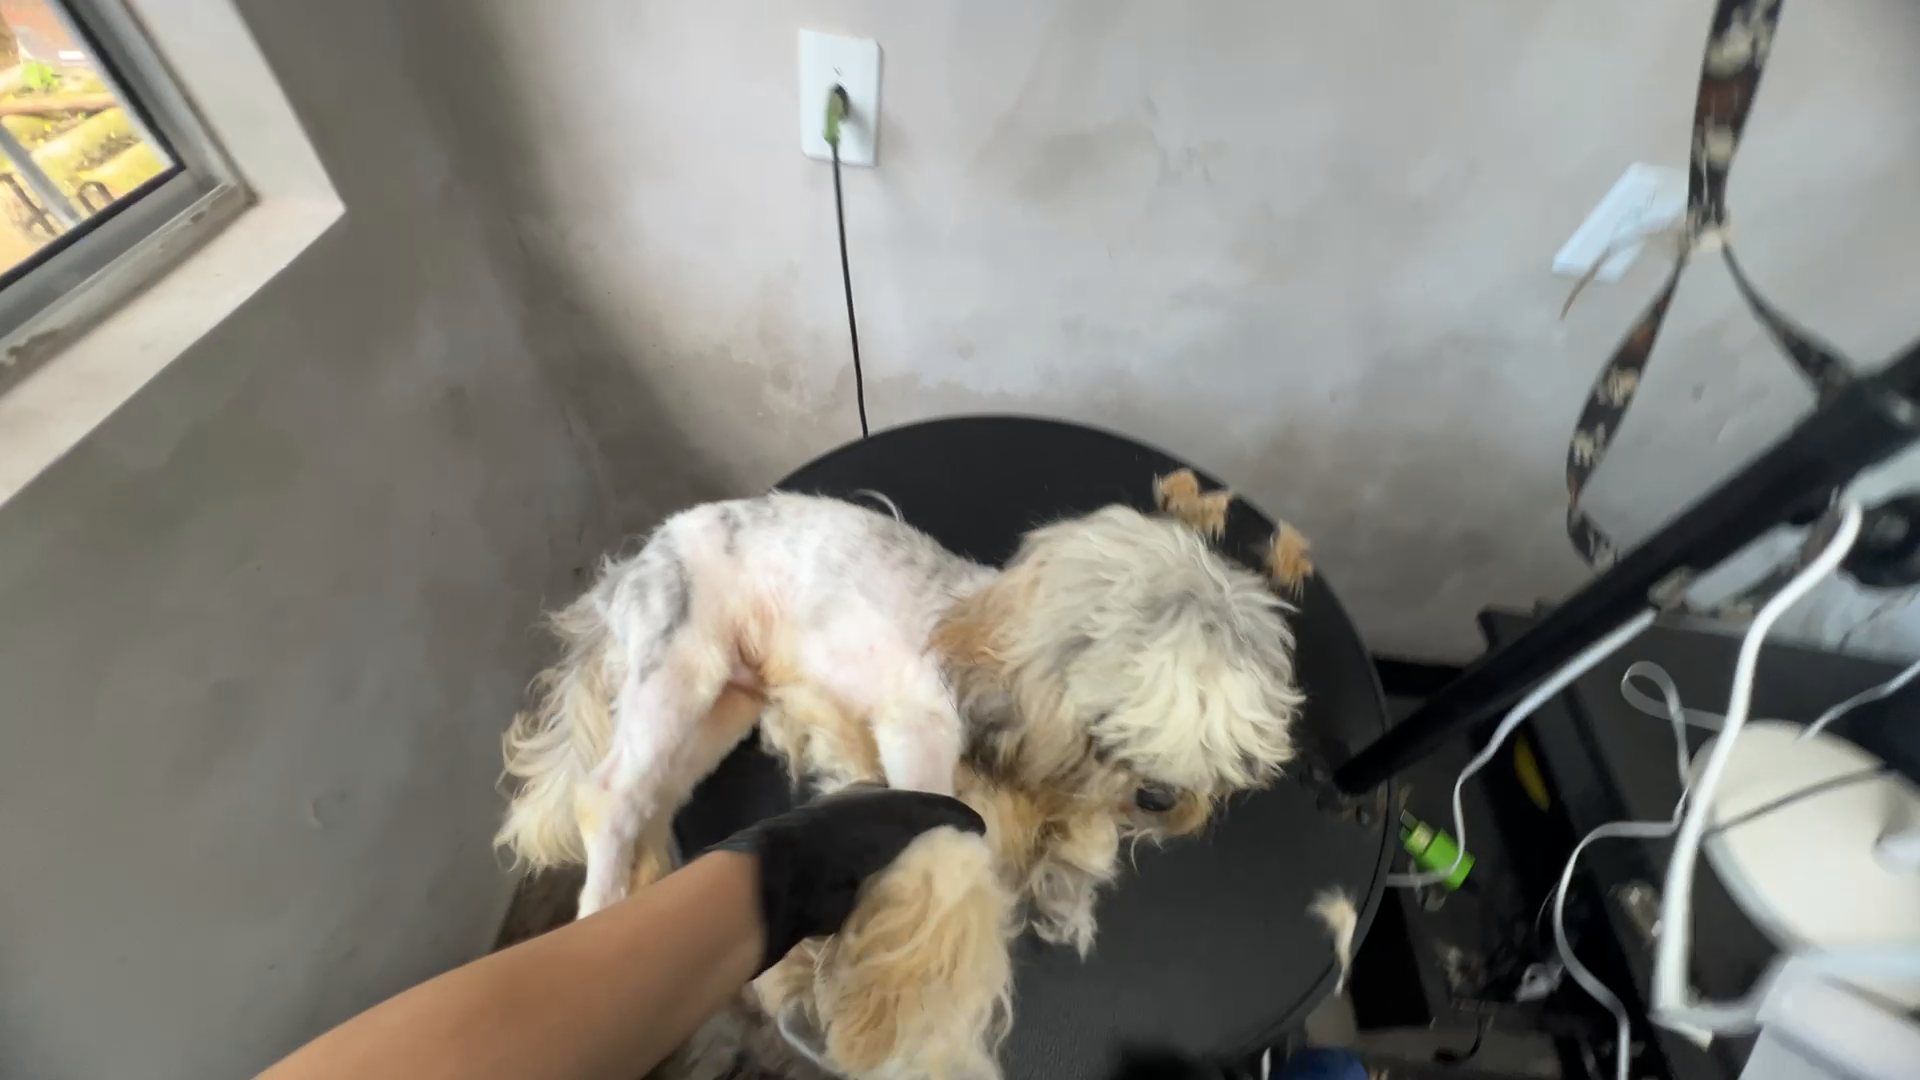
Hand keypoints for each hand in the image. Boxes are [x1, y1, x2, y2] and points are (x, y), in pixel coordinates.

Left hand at [709, 787, 985, 971]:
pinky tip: (921, 916)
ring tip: (947, 900)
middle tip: (960, 876)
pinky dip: (896, 907)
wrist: (801, 875)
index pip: (912, 804)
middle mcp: (858, 825)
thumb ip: (945, 812)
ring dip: (912, 885)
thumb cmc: (855, 830)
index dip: (936, 819)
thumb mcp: (908, 810)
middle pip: (904, 840)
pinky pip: (880, 900)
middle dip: (927, 855)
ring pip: (893, 871)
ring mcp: (848, 862)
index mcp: (870, 797)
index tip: (962, 841)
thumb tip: (980, 826)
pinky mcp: (843, 897)